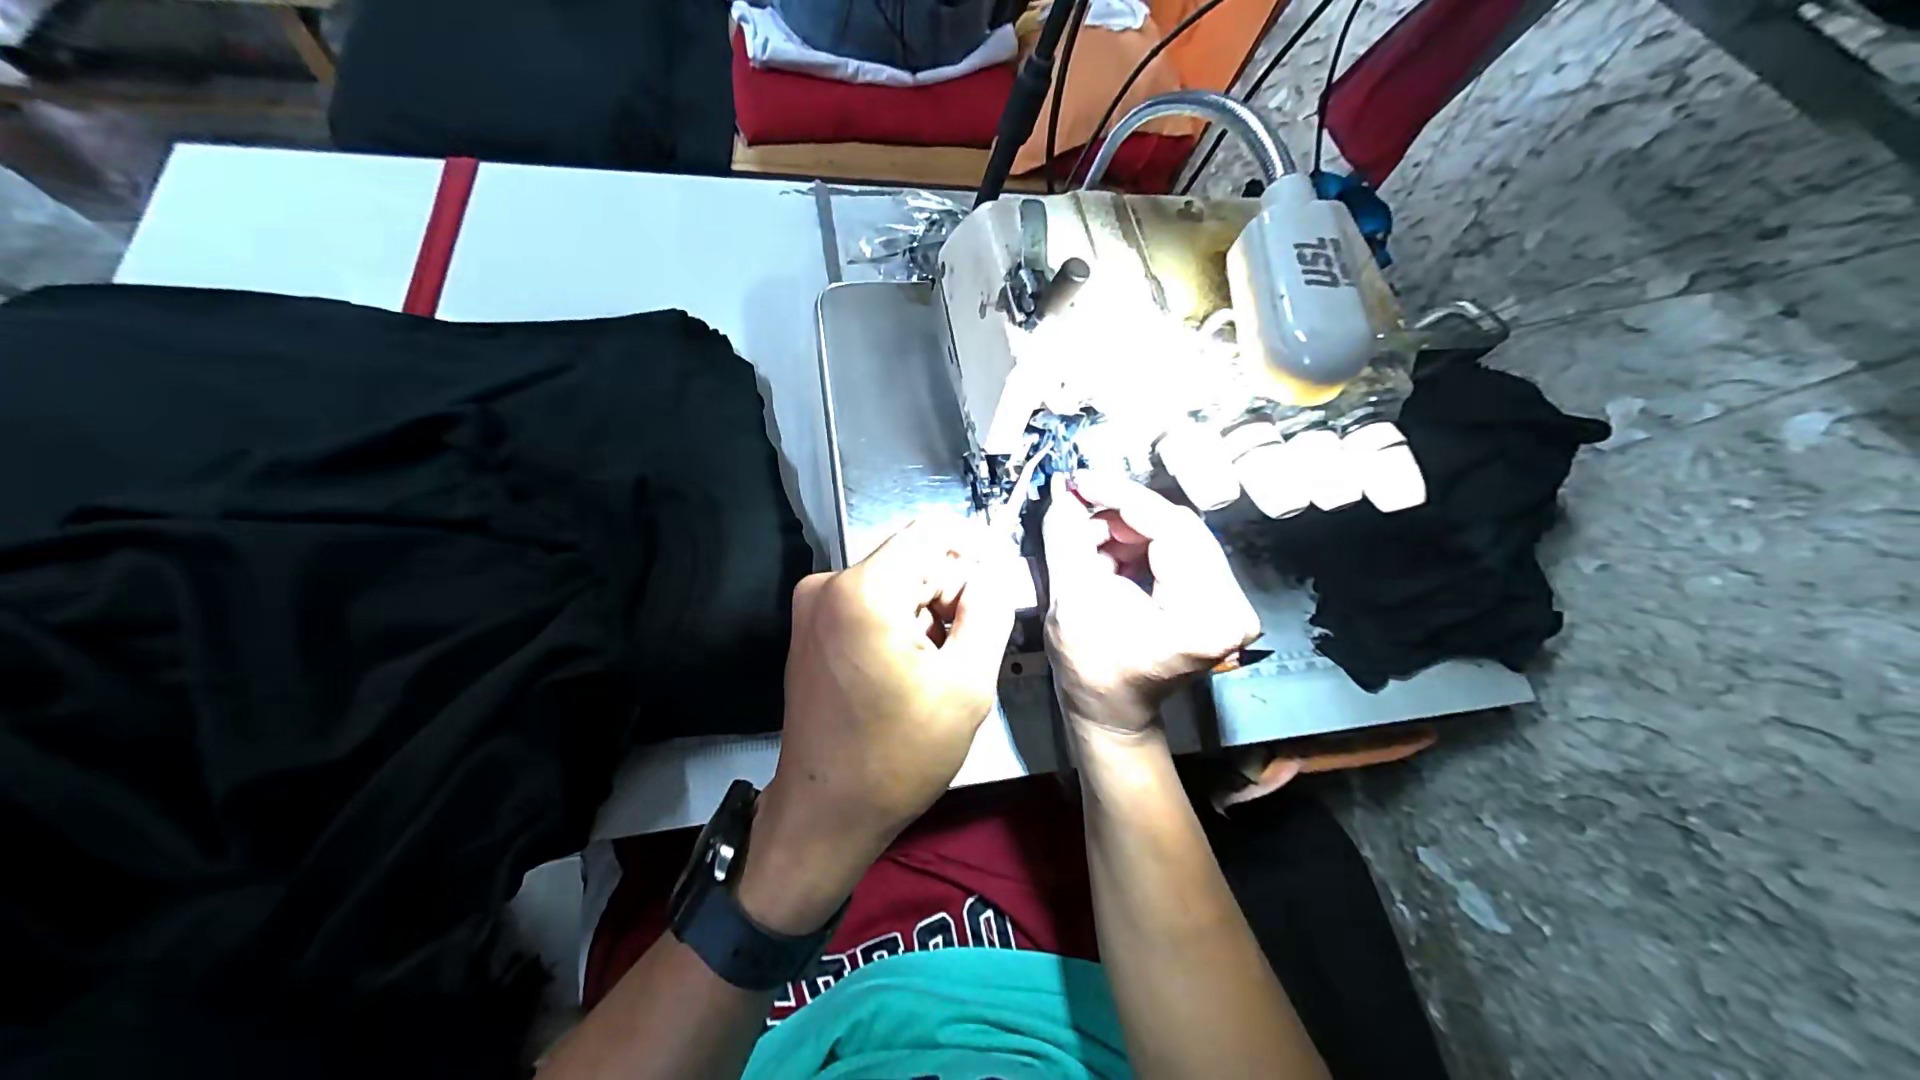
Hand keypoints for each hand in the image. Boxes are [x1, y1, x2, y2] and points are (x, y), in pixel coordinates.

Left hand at [740, 517, 1016, 933]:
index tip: (997, 585)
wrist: (826, 811)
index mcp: (863, 592)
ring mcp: (813, 606)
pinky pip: (870, 602)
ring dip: (927, 609)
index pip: (931, 534)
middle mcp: (828, 585)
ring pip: (893, 580)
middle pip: (910, 557)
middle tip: (973, 639)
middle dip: (950, 589)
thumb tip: (995, 571)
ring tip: (941, 664)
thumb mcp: (966, 685)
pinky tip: (912, 667)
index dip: (972, 552)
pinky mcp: (811, 627)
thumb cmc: (897, 756)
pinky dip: (899, 621)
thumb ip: (989, 611)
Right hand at [1041, 471, 1259, 737]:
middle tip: (1077, 504)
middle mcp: (1230, 606)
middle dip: (1119, 512)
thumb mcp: (1071, 600)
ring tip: (1085, 538)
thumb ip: (1066, 538)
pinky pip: (1176, 550)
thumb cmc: (1093, 675)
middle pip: (1176, 528)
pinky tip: (1105, 551)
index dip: (1119, 498)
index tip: (1082, 481)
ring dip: (1125, 528)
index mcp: (1204, 616)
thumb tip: (1062, 493)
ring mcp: (1227, 601)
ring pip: (1174, 534)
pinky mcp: (1214, 597)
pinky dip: (1136, 543)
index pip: (1170, 529)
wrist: (1112, 710)